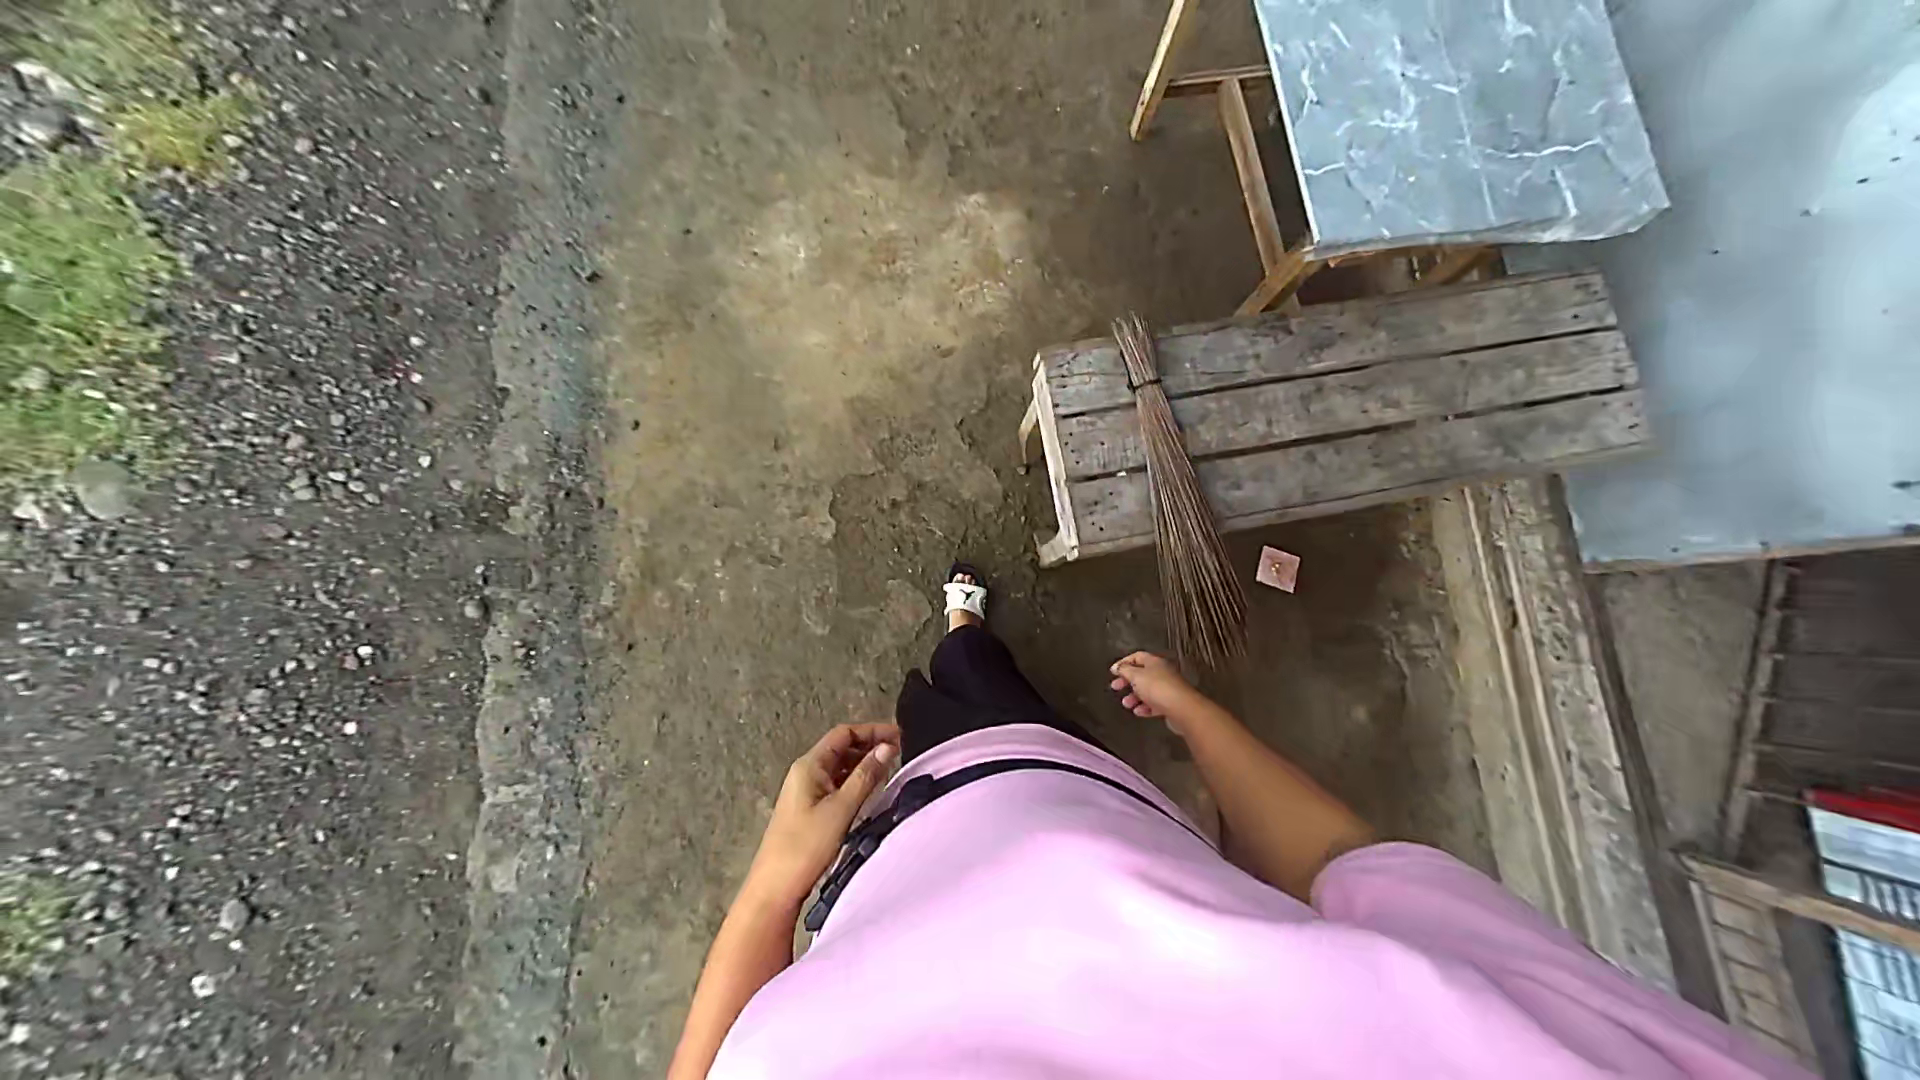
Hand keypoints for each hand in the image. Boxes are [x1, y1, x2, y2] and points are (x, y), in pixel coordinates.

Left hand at [744, 723, 899, 906]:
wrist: (775, 888)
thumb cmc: (804, 848)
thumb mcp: (842, 808)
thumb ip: (866, 775)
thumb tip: (886, 748)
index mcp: (809, 766)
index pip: (844, 734)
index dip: (872, 730)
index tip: (897, 735)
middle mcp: (806, 772)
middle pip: (842, 747)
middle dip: (870, 745)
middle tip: (897, 751)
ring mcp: (806, 790)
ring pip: (840, 766)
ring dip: (863, 763)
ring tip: (888, 768)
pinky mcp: (809, 808)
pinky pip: (836, 784)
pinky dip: (855, 781)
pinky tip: (869, 790)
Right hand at [1109, 651, 1204, 724]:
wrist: (1182, 708)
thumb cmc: (1158, 688)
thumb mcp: (1135, 676)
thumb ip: (1124, 670)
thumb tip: (1118, 667)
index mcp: (1155, 662)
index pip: (1137, 657)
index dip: (1124, 663)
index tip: (1114, 671)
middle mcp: (1162, 673)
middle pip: (1141, 674)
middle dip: (1127, 681)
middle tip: (1116, 687)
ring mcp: (1168, 688)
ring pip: (1147, 690)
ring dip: (1134, 697)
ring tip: (1127, 704)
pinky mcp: (1171, 703)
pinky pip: (1155, 704)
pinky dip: (1145, 707)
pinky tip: (1139, 711)